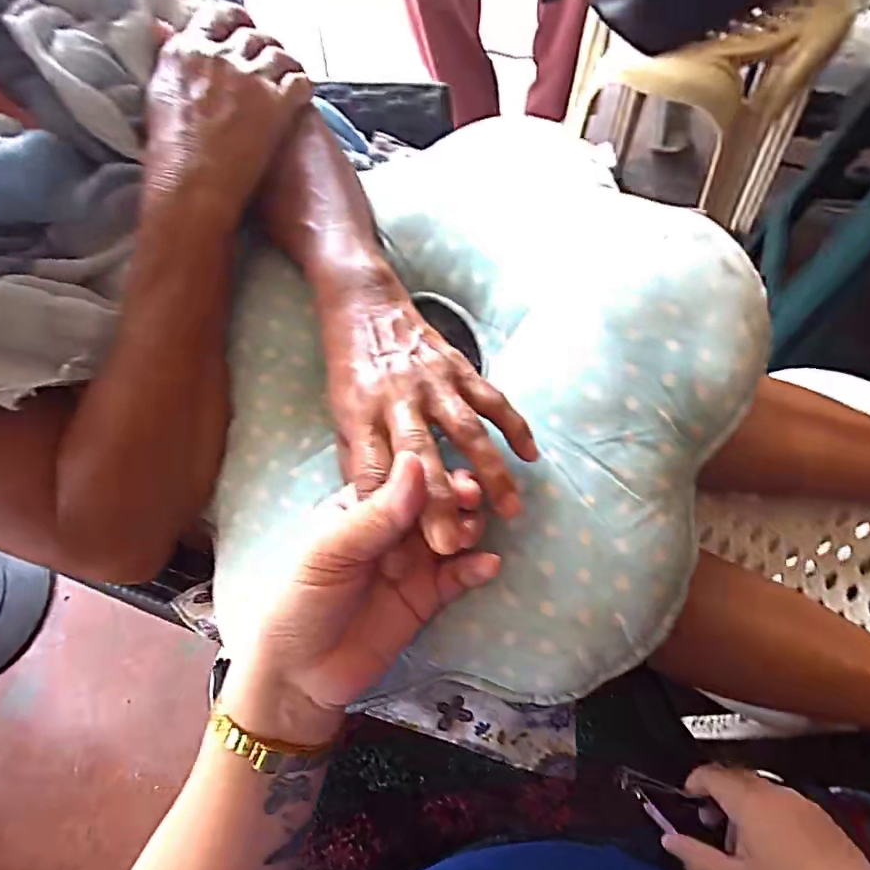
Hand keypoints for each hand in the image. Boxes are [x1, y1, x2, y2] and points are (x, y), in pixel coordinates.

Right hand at [143, 4, 311, 231]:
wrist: (190, 193)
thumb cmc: (168, 160)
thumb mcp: (156, 98)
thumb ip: (167, 62)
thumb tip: (162, 30)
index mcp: (186, 52)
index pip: (216, 18)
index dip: (233, 25)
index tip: (240, 35)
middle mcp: (219, 57)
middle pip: (251, 34)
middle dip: (262, 45)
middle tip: (268, 61)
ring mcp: (249, 78)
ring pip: (278, 53)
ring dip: (284, 63)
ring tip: (287, 78)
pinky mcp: (274, 104)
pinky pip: (298, 81)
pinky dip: (302, 87)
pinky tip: (301, 99)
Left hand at [225, 451, 499, 743]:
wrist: (302, 673)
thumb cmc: (303, 601)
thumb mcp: (333, 552)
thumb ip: (377, 514)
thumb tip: (415, 460)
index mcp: (361, 507)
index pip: (401, 481)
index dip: (430, 475)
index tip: (454, 476)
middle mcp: (390, 529)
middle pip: (433, 503)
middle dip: (456, 498)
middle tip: (472, 501)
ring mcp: (411, 563)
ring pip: (452, 534)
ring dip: (469, 528)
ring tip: (472, 534)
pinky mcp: (426, 597)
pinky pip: (458, 577)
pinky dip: (475, 568)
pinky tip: (488, 565)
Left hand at [323, 278, 538, 555]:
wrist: (363, 307)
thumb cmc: (349, 374)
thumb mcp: (338, 421)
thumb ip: (359, 463)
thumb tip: (378, 511)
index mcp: (359, 419)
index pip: (371, 476)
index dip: (382, 519)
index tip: (394, 562)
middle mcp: (395, 401)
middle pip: (418, 458)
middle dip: (436, 504)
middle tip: (452, 546)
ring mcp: (431, 382)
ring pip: (465, 431)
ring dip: (489, 471)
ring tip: (510, 510)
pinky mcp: (458, 366)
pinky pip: (493, 399)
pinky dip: (514, 426)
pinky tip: (531, 456)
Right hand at [660, 766, 869, 869]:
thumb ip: (693, 855)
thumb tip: (670, 840)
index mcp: (752, 800)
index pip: (709, 772)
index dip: (691, 784)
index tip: (685, 802)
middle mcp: (780, 795)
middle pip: (736, 778)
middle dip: (716, 795)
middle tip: (709, 825)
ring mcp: (809, 808)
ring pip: (762, 793)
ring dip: (744, 807)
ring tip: (742, 846)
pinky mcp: (829, 825)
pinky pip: (787, 807)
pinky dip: (771, 818)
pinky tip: (775, 856)